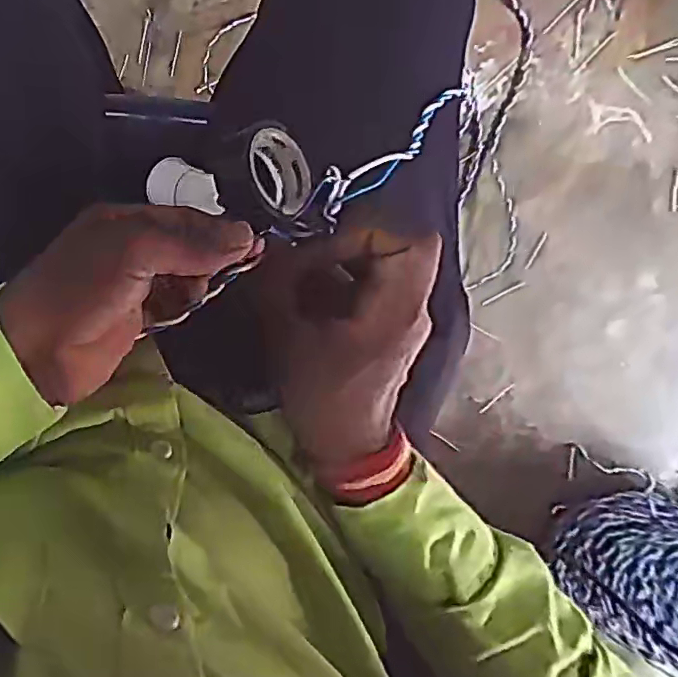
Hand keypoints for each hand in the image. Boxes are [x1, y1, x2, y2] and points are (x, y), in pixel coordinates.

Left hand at [0, 204, 257, 404]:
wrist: (38, 351)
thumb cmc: (81, 290)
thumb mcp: (134, 251)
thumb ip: (188, 243)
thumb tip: (244, 236)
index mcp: (121, 220)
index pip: (180, 216)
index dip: (215, 226)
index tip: (252, 241)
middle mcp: (126, 247)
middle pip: (183, 244)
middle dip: (211, 253)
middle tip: (238, 267)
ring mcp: (129, 284)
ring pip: (180, 274)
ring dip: (199, 279)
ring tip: (204, 289)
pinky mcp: (132, 319)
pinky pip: (171, 303)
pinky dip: (184, 303)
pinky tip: (191, 306)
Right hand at [255, 228, 440, 472]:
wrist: (345, 444)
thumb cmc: (320, 395)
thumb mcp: (287, 338)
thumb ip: (276, 285)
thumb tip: (266, 246)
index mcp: (397, 309)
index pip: (410, 241)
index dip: (363, 233)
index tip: (323, 251)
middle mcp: (411, 306)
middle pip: (397, 245)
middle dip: (346, 243)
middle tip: (307, 258)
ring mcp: (403, 314)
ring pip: (382, 261)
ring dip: (339, 260)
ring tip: (299, 277)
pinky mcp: (388, 323)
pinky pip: (370, 281)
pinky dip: (339, 277)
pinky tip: (305, 295)